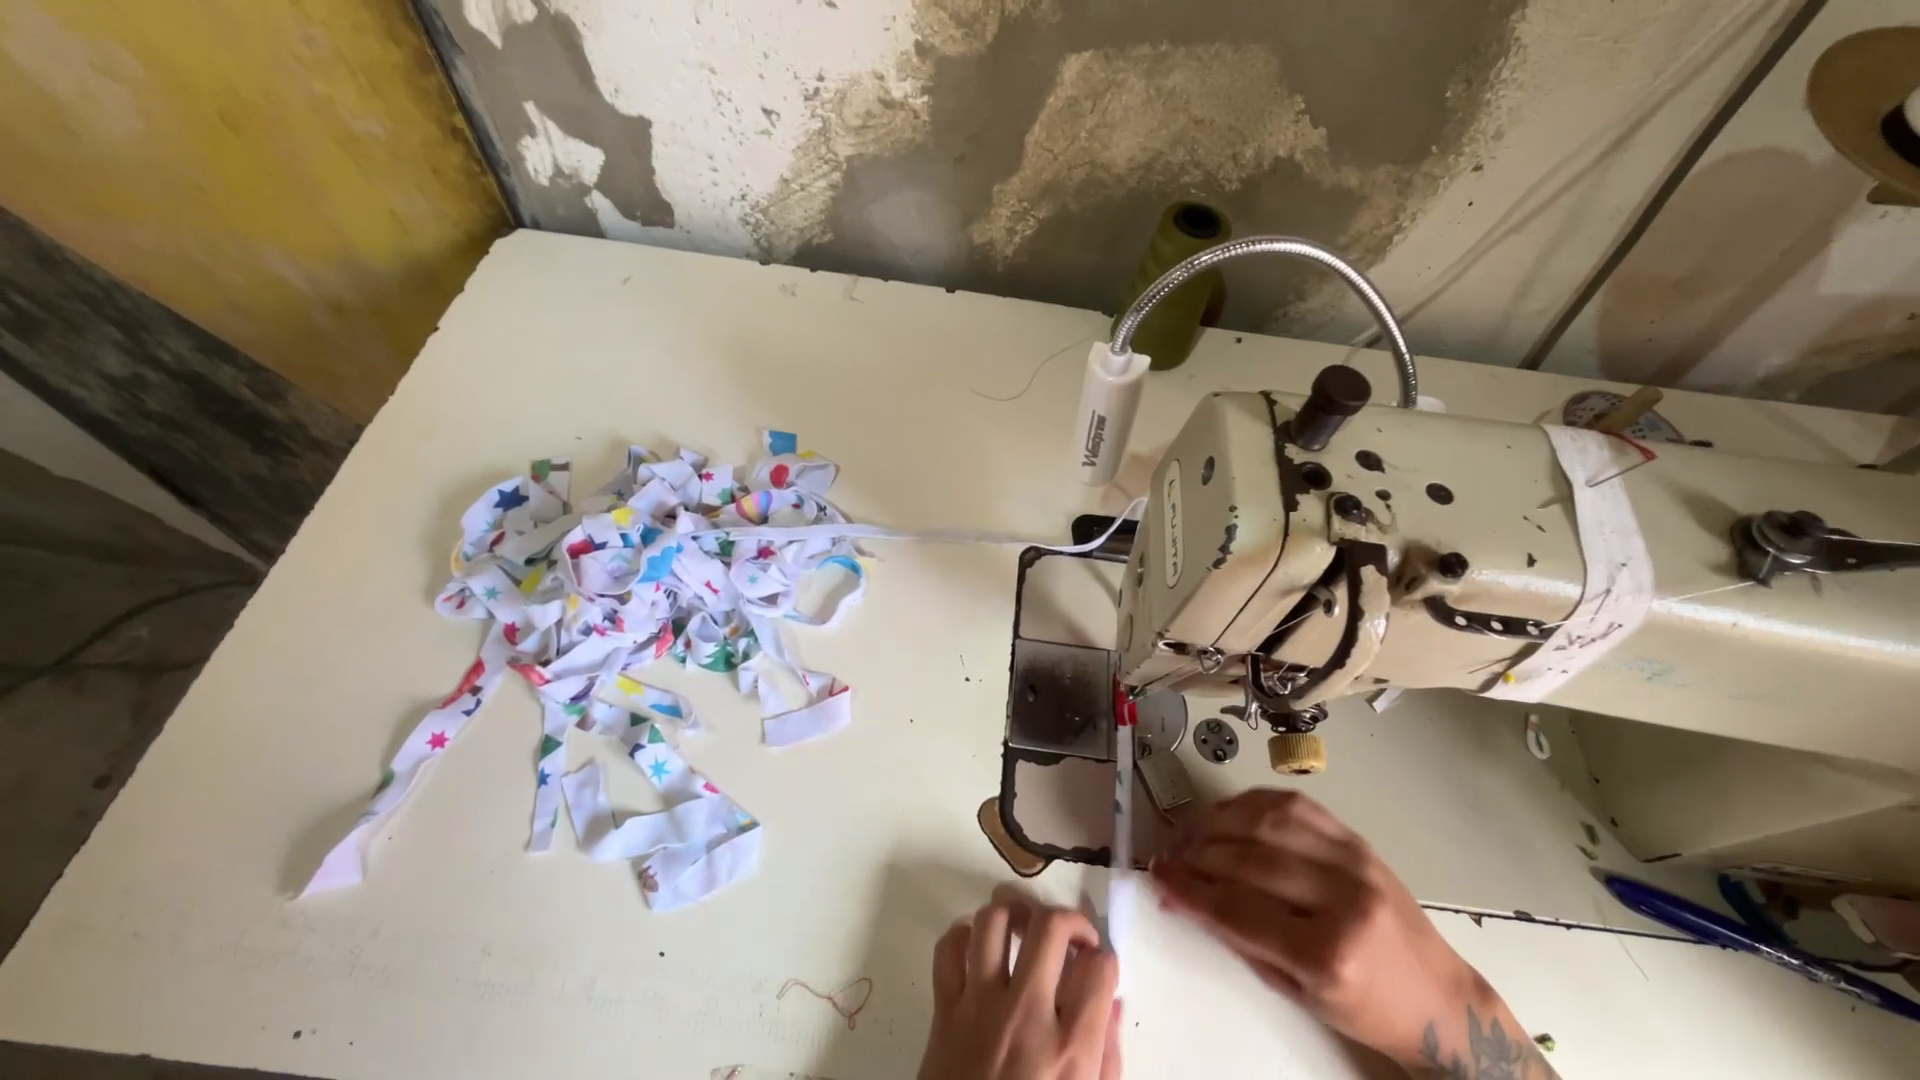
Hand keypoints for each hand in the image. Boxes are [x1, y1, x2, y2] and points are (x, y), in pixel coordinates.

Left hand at [917, 885, 1121, 1079]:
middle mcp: (1025, 1015)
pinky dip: (965, 935)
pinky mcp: (943, 1011)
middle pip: (1050, 927)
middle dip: (1071, 920)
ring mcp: (979, 1006)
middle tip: (1073, 939)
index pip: (1101, 969)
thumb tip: (1111, 1004)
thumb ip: (1106, 1056)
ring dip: (1016, 913)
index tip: (1100, 969)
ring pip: (994, 921)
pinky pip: (948, 948)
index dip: (1107, 959)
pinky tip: (982, 948)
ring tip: (1027, 929)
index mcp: (1070, 1049)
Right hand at [1151, 790, 1554, 1077]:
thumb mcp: (1294, 989)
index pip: (1236, 907)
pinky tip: (1228, 816)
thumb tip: (1181, 897)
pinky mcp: (1358, 839)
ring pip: (1266, 821)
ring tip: (1192, 835)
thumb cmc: (1363, 1007)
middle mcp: (1342, 897)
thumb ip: (1236, 936)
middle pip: (1246, 859)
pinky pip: (1294, 804)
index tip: (1157, 876)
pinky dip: (1251, 804)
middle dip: (1195, 855)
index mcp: (1327, 952)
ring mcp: (1354, 861)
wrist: (1437, 997)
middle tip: (1168, 857)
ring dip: (1217, 823)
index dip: (1188, 888)